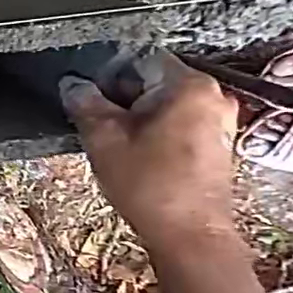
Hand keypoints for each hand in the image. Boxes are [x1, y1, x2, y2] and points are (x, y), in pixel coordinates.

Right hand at [60, 49, 238, 249]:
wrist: (188, 234)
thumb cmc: (148, 183)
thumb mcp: (104, 139)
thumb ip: (85, 104)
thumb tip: (72, 84)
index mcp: (189, 86)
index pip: (140, 59)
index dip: (108, 76)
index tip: (89, 100)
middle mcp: (213, 96)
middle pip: (154, 81)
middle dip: (122, 99)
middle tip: (97, 125)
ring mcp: (220, 121)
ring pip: (164, 105)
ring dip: (136, 118)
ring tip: (115, 144)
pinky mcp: (216, 144)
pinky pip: (178, 124)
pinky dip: (155, 132)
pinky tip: (137, 156)